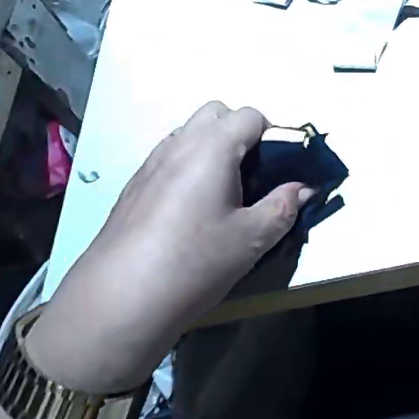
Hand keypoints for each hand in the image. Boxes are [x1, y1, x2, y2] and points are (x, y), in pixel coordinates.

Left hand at [26, 102, 311, 392]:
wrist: (115, 305)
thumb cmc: (194, 262)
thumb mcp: (252, 238)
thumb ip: (283, 206)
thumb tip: (304, 188)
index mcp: (212, 147)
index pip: (250, 115)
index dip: (273, 136)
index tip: (280, 170)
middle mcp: (179, 144)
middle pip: (216, 113)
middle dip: (240, 133)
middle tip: (252, 175)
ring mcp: (151, 164)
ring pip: (189, 135)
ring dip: (213, 150)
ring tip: (224, 196)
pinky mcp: (133, 188)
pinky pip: (170, 160)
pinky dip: (188, 169)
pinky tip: (192, 213)